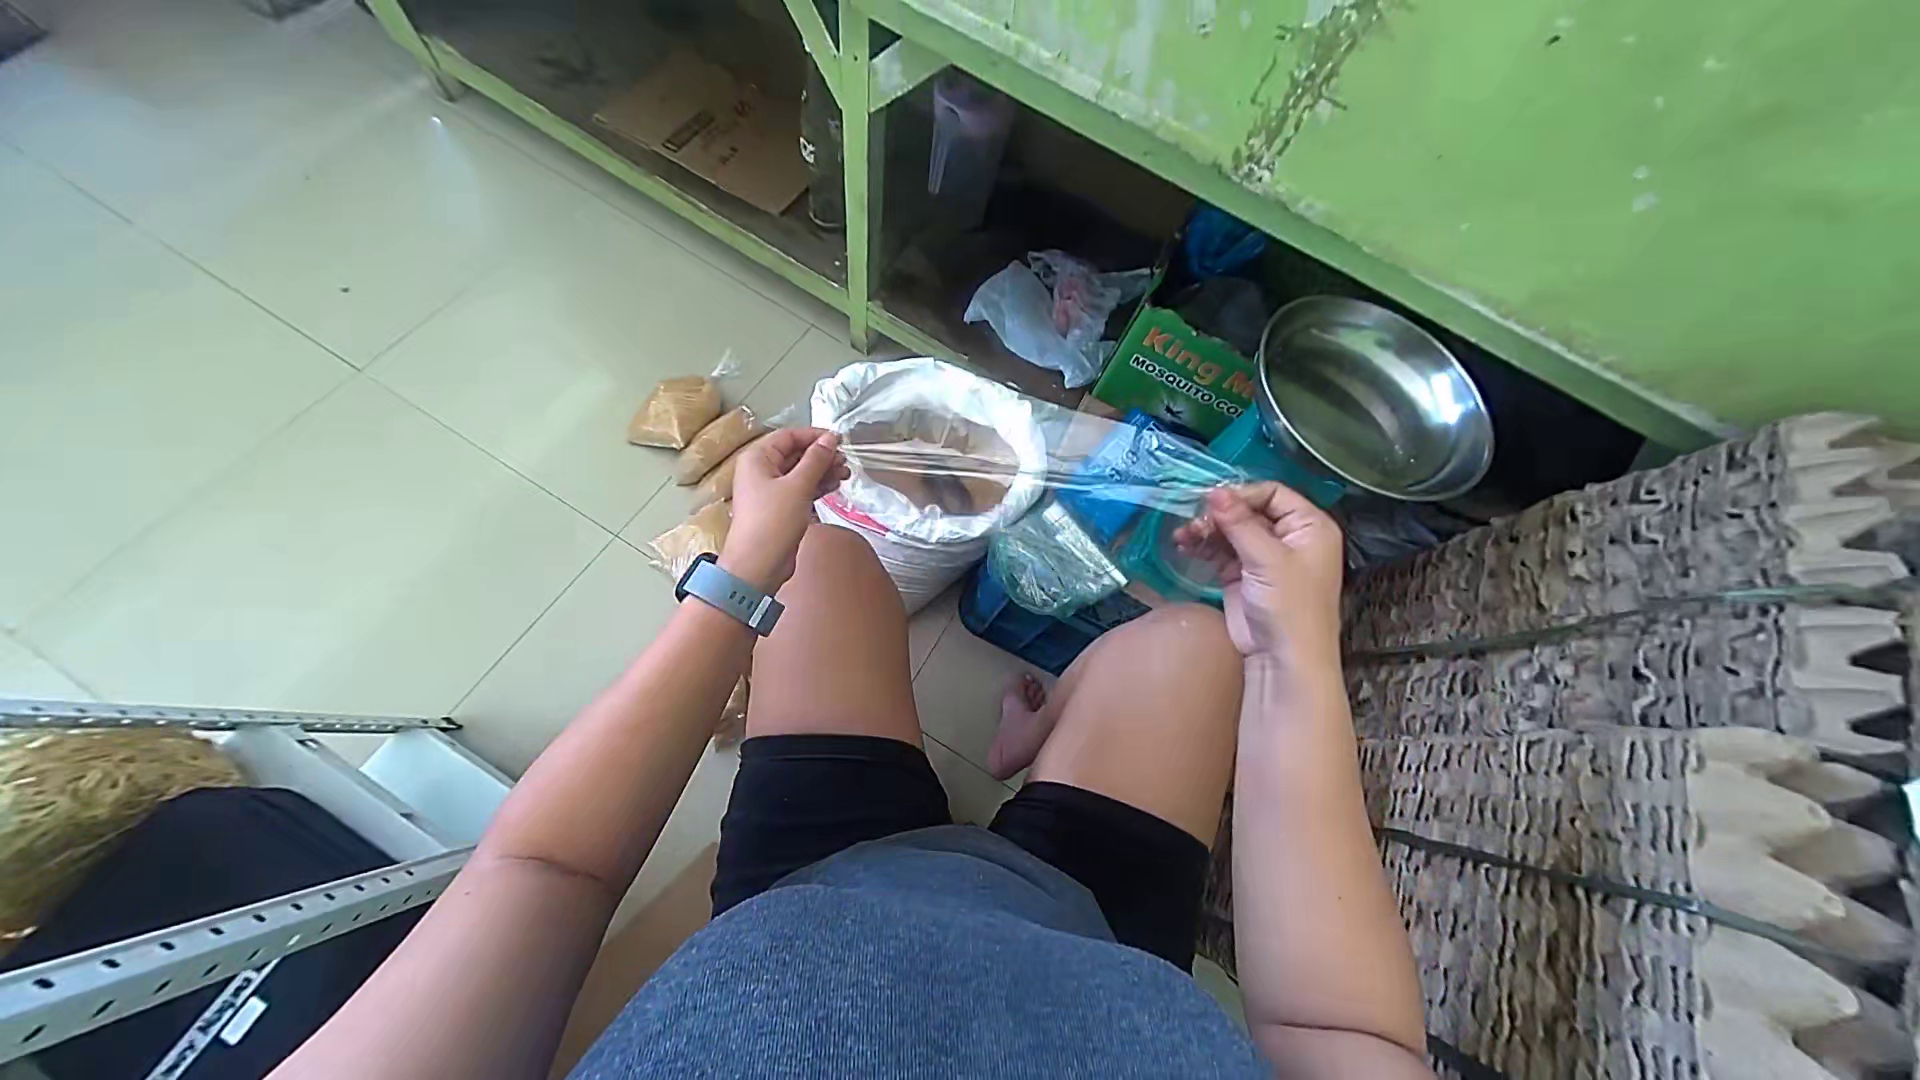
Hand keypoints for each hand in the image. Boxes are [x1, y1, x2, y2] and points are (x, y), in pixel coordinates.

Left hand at [721, 427, 848, 591]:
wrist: (758, 564)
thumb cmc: (771, 523)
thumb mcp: (798, 486)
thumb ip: (816, 460)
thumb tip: (830, 438)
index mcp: (757, 459)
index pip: (789, 436)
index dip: (815, 436)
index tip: (838, 440)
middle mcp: (761, 471)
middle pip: (795, 454)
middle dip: (822, 456)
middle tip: (844, 460)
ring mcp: (771, 491)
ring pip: (801, 473)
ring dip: (823, 471)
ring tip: (845, 473)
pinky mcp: (781, 508)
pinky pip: (801, 489)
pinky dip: (818, 486)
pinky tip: (834, 485)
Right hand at [1172, 482, 1344, 661]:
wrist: (1282, 658)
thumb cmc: (1289, 606)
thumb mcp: (1267, 559)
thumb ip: (1239, 523)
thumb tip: (1214, 491)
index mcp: (1309, 526)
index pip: (1273, 493)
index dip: (1242, 494)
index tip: (1211, 500)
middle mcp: (1288, 537)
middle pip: (1248, 510)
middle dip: (1219, 514)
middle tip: (1192, 520)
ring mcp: (1263, 556)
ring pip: (1230, 530)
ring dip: (1206, 529)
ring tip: (1183, 535)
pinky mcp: (1242, 573)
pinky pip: (1220, 549)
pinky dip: (1203, 545)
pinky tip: (1185, 544)